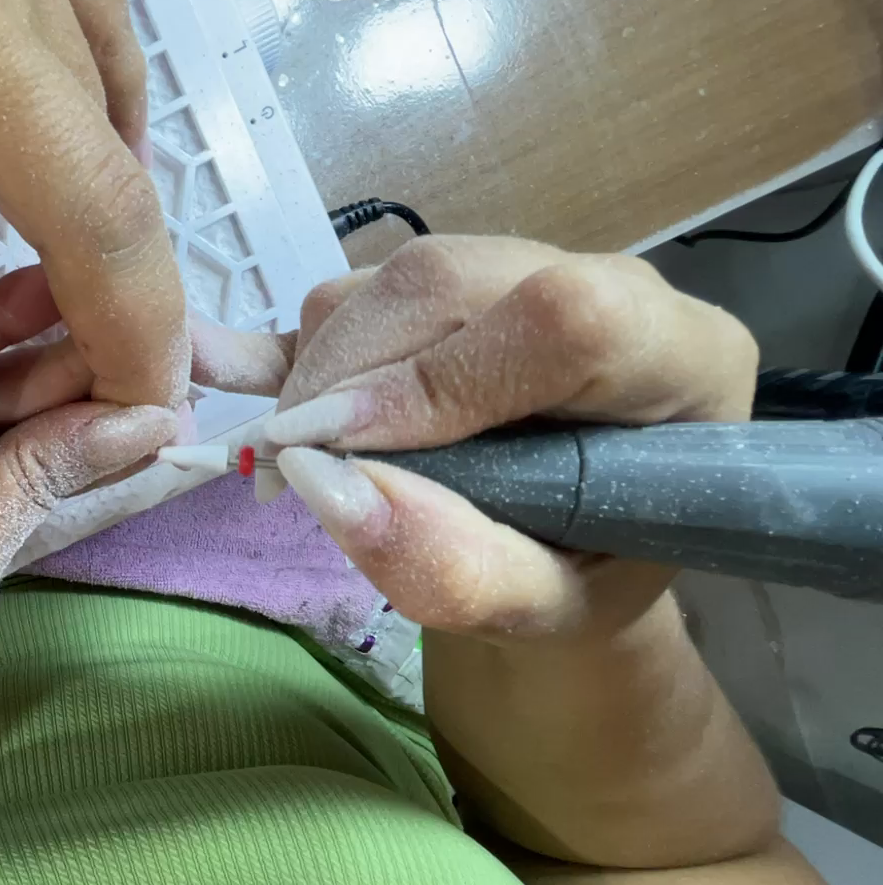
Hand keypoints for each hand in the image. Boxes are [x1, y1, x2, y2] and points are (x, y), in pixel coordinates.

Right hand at [194, 235, 758, 643]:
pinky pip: (334, 302)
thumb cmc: (570, 575)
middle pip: (438, 280)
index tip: (333, 451)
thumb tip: (323, 485)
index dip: (431, 380)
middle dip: (337, 376)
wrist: (562, 545)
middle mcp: (592, 288)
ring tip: (302, 457)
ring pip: (374, 285)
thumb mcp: (535, 607)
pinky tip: (211, 364)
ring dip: (308, 372)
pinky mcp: (420, 300)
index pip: (560, 319)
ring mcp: (499, 277)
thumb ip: (452, 565)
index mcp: (672, 360)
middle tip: (290, 469)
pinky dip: (264, 344)